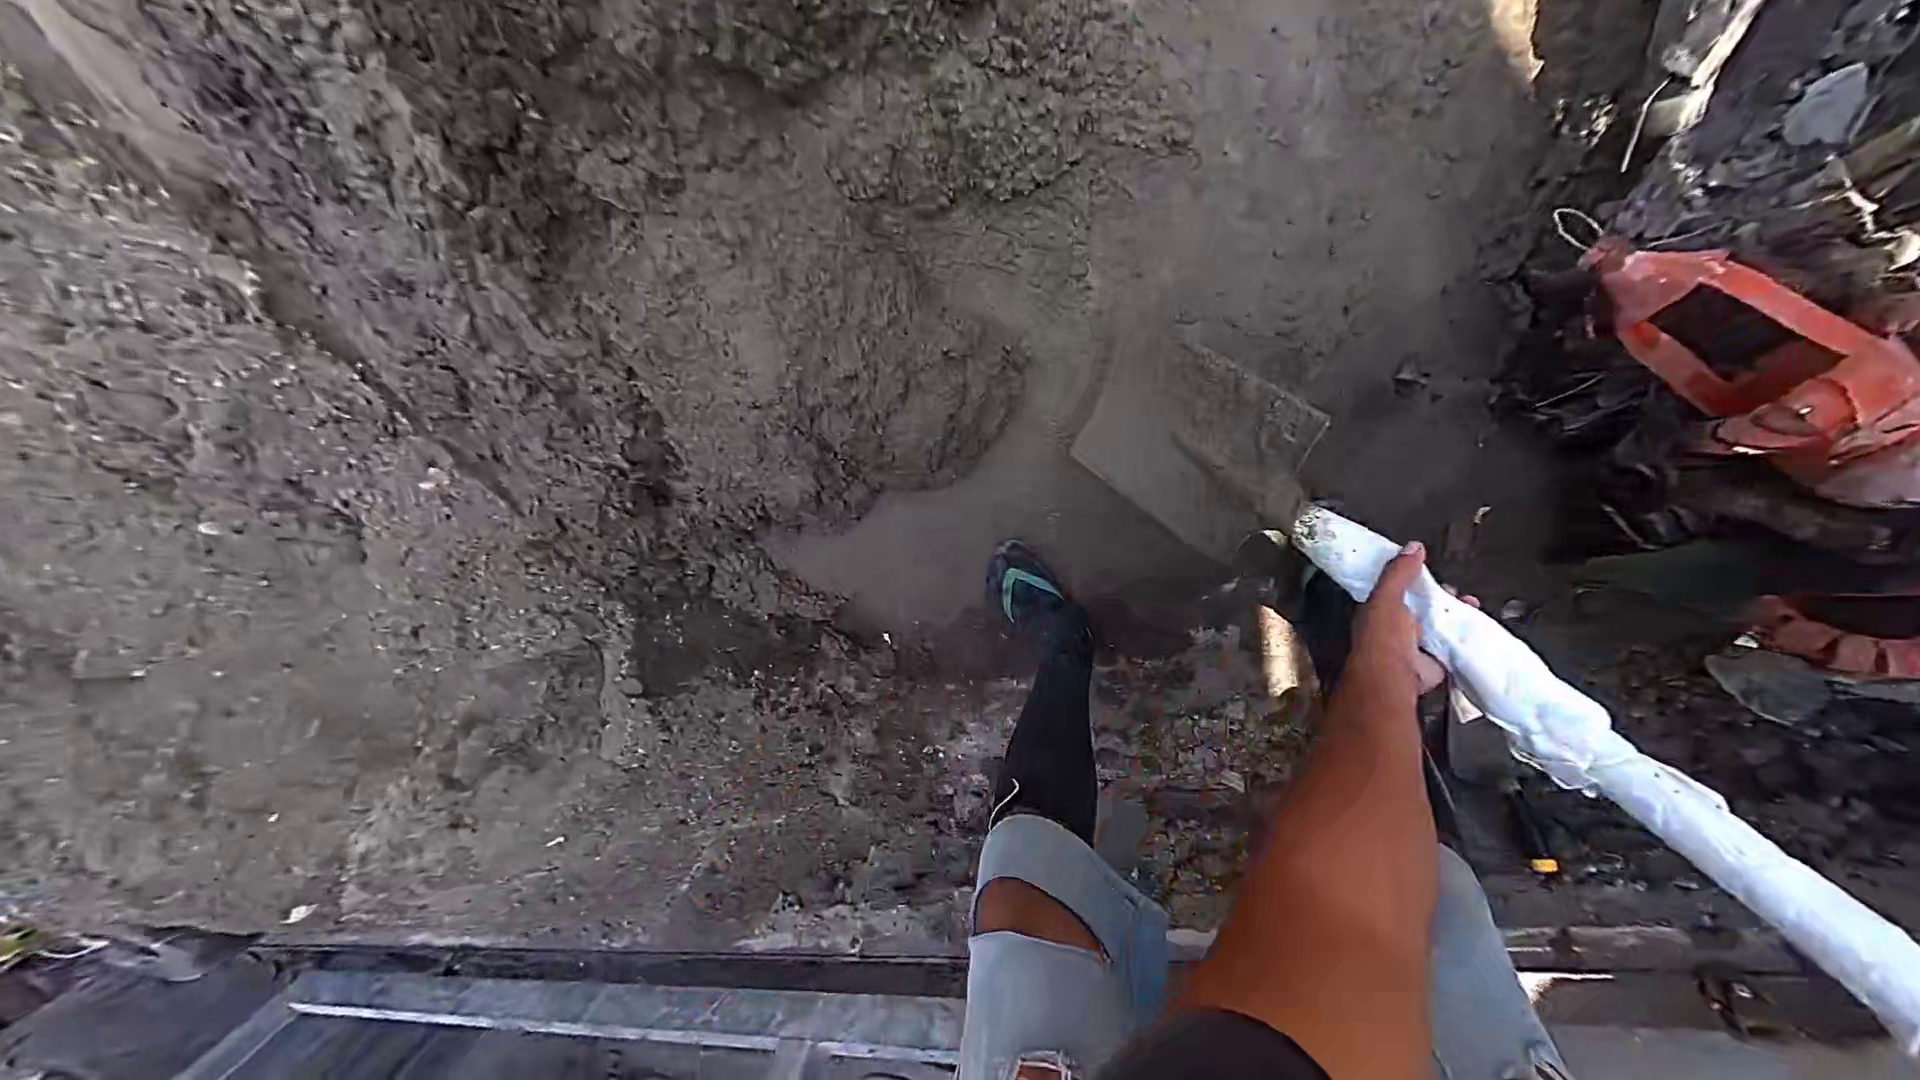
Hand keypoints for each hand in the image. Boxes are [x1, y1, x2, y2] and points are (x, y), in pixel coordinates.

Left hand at [1352, 541, 1476, 694]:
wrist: (1395, 674)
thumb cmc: (1383, 636)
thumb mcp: (1387, 596)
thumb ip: (1398, 572)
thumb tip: (1413, 546)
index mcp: (1378, 609)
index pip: (1397, 589)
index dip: (1412, 579)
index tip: (1428, 569)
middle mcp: (1394, 625)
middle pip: (1421, 606)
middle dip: (1440, 596)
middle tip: (1456, 590)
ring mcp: (1415, 643)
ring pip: (1439, 623)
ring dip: (1456, 613)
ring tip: (1470, 603)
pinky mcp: (1435, 659)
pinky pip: (1452, 643)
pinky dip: (1465, 634)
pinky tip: (1477, 625)